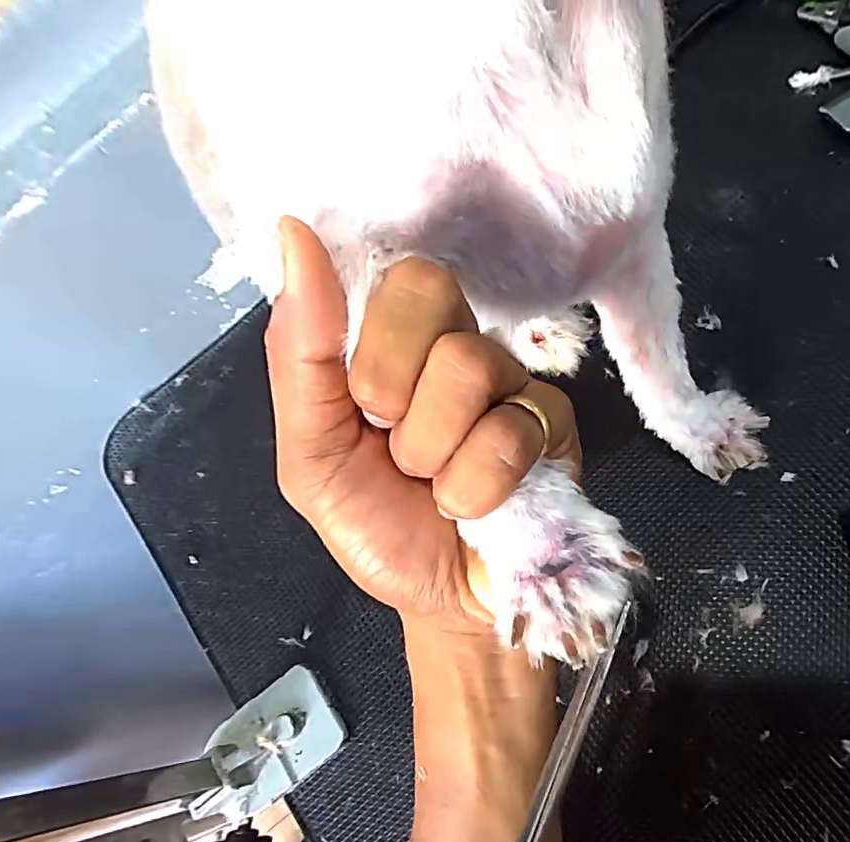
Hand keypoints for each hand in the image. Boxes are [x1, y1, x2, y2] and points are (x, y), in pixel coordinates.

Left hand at [266, 218, 580, 638]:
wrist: (444, 599)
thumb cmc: (381, 528)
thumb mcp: (312, 453)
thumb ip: (300, 357)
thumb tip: (293, 234)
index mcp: (400, 347)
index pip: (389, 273)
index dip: (371, 341)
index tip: (364, 408)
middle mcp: (460, 350)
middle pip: (430, 289)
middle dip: (391, 383)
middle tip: (395, 444)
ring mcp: (515, 386)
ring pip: (469, 365)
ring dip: (434, 449)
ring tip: (438, 487)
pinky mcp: (557, 428)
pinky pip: (512, 431)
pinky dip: (478, 485)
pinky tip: (480, 507)